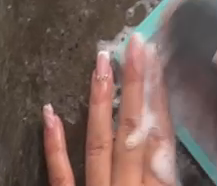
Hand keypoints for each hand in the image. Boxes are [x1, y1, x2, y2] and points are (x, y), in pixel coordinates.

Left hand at [43, 34, 176, 185]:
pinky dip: (54, 146)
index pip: (160, 137)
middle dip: (133, 85)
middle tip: (133, 44)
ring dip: (99, 101)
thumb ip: (166, 173)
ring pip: (98, 143)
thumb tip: (165, 137)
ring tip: (100, 62)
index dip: (158, 96)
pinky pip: (61, 176)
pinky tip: (49, 114)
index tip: (156, 59)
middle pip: (130, 130)